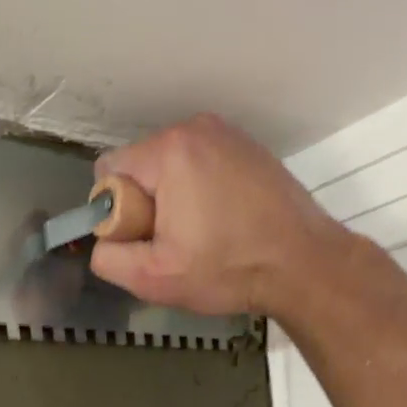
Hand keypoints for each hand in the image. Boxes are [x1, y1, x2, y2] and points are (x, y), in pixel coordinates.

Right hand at [90, 114, 340, 316]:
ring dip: (174, 200)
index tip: (145, 239)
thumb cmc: (229, 269)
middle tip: (177, 243)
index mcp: (169, 151)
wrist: (304, 264)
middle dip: (147, 204)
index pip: (109, 169)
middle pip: (142, 166)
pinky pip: (203, 166)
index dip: (115, 210)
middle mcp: (196, 128)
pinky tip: (223, 224)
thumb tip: (101, 242)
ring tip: (202, 236)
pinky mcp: (249, 148)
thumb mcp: (155, 278)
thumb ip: (110, 258)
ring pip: (172, 167)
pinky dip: (202, 192)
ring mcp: (227, 134)